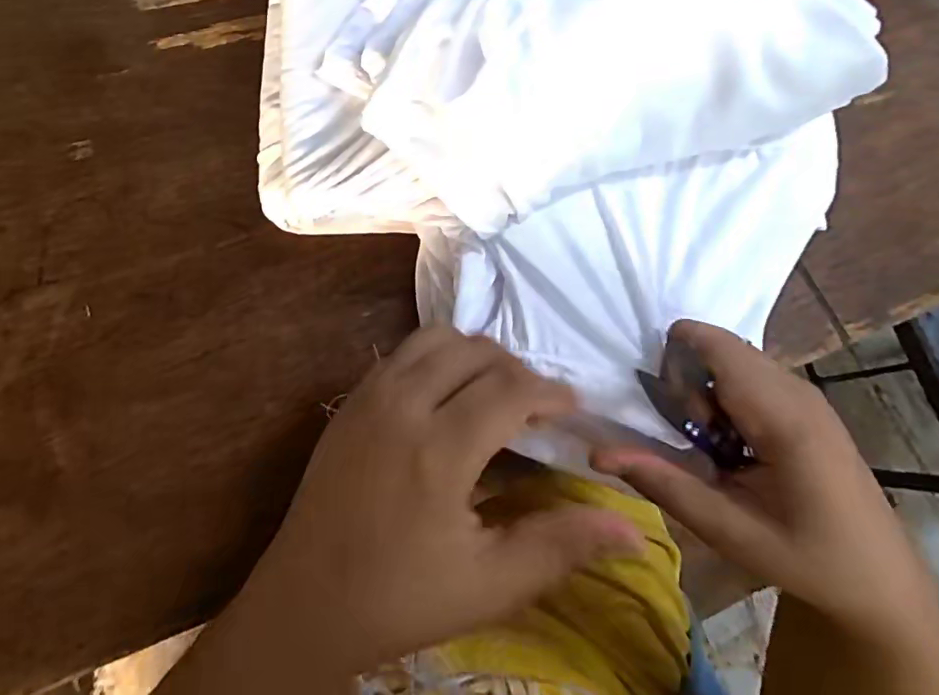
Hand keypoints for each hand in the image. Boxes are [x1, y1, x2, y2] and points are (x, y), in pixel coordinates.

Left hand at [200, 326, 644, 682]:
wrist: (307, 599)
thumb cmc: (401, 597)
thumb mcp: (489, 583)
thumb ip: (560, 545)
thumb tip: (631, 530)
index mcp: (440, 450)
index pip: (510, 389)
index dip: (549, 392)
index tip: (570, 409)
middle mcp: (403, 405)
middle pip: (476, 351)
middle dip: (516, 370)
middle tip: (534, 408)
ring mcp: (370, 395)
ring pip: (436, 338)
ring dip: (474, 355)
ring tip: (491, 394)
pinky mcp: (351, 399)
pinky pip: (403, 351)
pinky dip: (437, 357)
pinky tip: (446, 396)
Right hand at [591, 321, 938, 649]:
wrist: (882, 583)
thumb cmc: (807, 560)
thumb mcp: (730, 531)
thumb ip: (665, 484)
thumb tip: (598, 452)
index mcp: (784, 417)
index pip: (715, 345)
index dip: (677, 363)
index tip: (671, 411)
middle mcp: (798, 390)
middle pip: (720, 347)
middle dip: (689, 378)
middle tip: (689, 434)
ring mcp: (807, 393)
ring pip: (734, 358)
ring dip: (707, 387)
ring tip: (712, 443)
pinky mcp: (807, 402)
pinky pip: (751, 372)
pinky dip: (726, 394)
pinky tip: (734, 443)